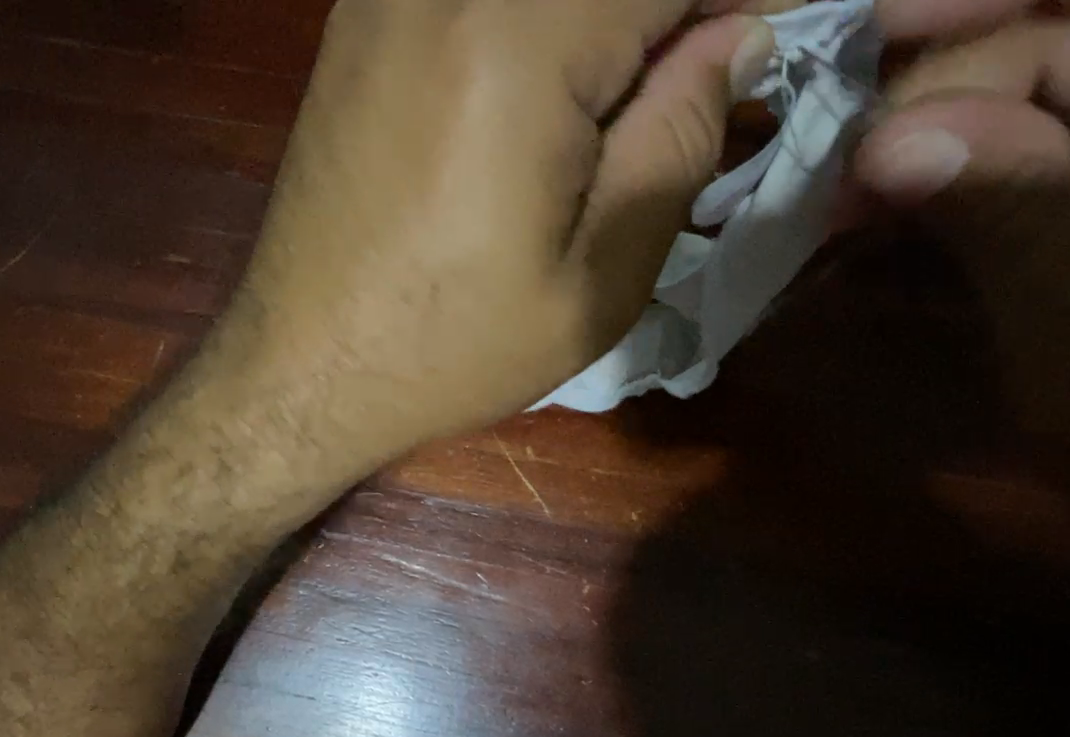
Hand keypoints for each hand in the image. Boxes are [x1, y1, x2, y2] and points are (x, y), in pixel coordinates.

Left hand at [197, 0, 776, 470]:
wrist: (301, 367)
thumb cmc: (450, 348)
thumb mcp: (598, 279)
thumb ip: (683, 136)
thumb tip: (736, 37)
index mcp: (523, 34)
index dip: (747, 6)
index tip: (768, 58)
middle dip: (673, 24)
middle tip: (692, 93)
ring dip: (610, 33)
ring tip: (624, 111)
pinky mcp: (362, 12)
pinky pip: (487, 0)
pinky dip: (547, 31)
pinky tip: (552, 99)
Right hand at [847, 0, 1069, 592]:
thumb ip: (1015, 227)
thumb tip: (886, 142)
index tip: (876, 24)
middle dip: (950, 82)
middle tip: (846, 175)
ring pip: (1064, 62)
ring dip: (944, 129)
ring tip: (852, 206)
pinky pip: (1065, 118)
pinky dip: (971, 165)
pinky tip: (896, 215)